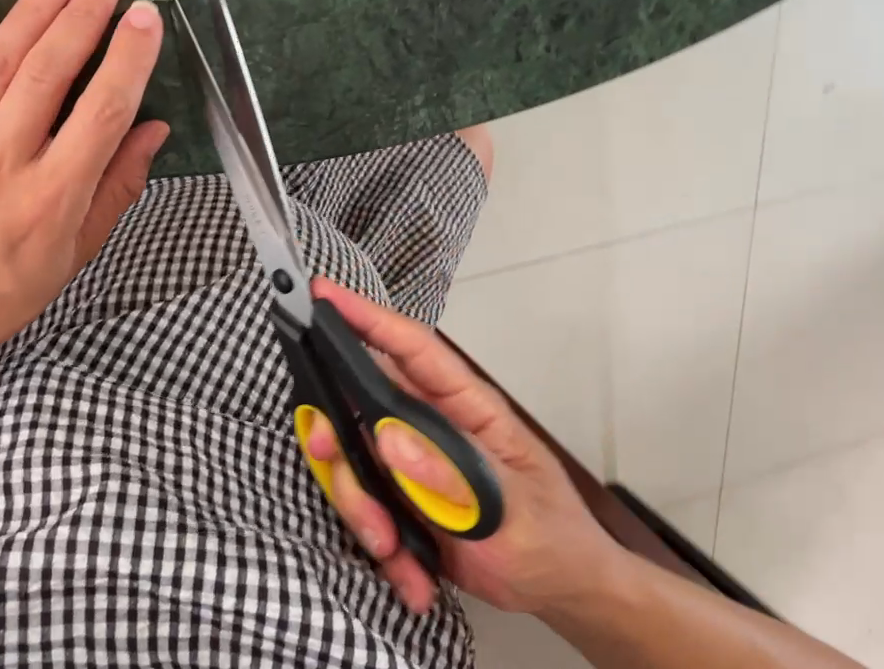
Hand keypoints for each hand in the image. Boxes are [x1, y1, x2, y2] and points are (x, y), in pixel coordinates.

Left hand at [0, 0, 168, 403]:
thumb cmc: (9, 289)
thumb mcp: (77, 252)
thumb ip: (118, 187)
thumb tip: (154, 126)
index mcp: (52, 200)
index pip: (101, 114)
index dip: (127, 60)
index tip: (146, 15)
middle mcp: (2, 167)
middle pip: (48, 76)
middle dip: (81, 18)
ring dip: (31, 10)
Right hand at [303, 278, 625, 616]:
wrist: (562, 590)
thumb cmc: (554, 538)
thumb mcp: (513, 511)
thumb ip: (452, 474)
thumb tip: (387, 437)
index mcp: (464, 407)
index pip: (411, 348)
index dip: (366, 315)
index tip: (321, 291)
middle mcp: (426, 425)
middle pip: (358, 404)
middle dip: (334, 433)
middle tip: (328, 455)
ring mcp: (407, 463)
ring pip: (350, 461)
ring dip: (361, 508)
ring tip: (393, 551)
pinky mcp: (397, 501)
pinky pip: (364, 511)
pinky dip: (381, 552)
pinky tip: (415, 581)